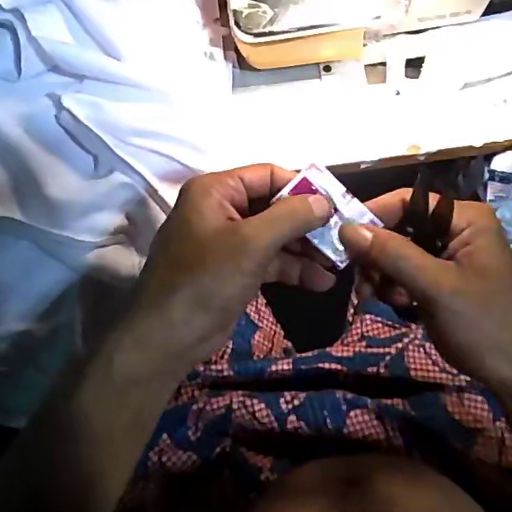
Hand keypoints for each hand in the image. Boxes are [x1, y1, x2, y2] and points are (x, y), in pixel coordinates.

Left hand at [120, 165, 334, 376]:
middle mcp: (219, 209)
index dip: (303, 188)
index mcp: (215, 191)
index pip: (268, 175)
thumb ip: (291, 216)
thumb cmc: (207, 279)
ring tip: (339, 264)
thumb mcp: (253, 243)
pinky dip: (292, 268)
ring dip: (305, 249)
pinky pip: (268, 260)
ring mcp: (226, 241)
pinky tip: (320, 283)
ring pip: (274, 236)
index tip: (337, 204)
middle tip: (343, 237)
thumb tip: (325, 201)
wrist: (168, 337)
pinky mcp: (232, 269)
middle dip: (308, 224)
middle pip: (274, 206)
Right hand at [340, 193, 511, 392]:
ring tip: (390, 300)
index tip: (343, 241)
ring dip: (385, 275)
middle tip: (366, 284)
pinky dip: (395, 286)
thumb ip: (392, 254)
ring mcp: (449, 254)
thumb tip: (346, 228)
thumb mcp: (435, 287)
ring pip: (397, 251)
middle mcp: (457, 228)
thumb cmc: (482, 325)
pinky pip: (405, 270)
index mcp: (466, 218)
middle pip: (399, 226)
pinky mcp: (441, 277)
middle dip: (379, 256)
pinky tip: (401, 306)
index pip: (408, 201)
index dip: (373, 217)